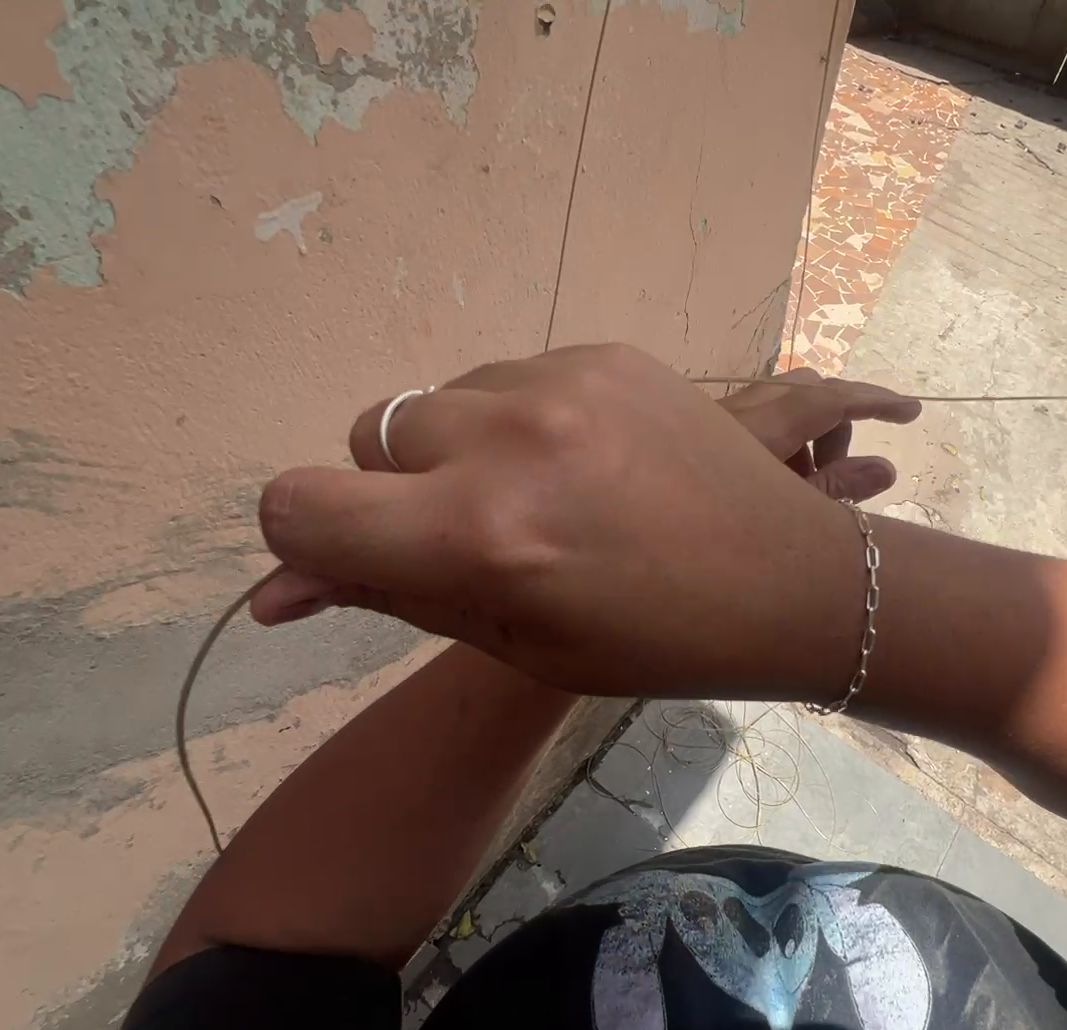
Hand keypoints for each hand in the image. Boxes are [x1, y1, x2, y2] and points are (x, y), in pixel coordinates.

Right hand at [250, 346, 919, 699]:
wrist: (790, 576)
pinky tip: (591, 461)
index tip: (367, 557)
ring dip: (463, 450)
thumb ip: (395, 596)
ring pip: (440, 402)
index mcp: (481, 539)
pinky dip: (521, 421)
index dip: (313, 542)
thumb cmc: (655, 641)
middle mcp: (509, 441)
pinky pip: (510, 379)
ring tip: (550, 496)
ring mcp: (563, 381)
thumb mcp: (519, 643)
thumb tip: (276, 592)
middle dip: (402, 490)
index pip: (301, 508)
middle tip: (487, 532)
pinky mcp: (606, 350)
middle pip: (371, 437)